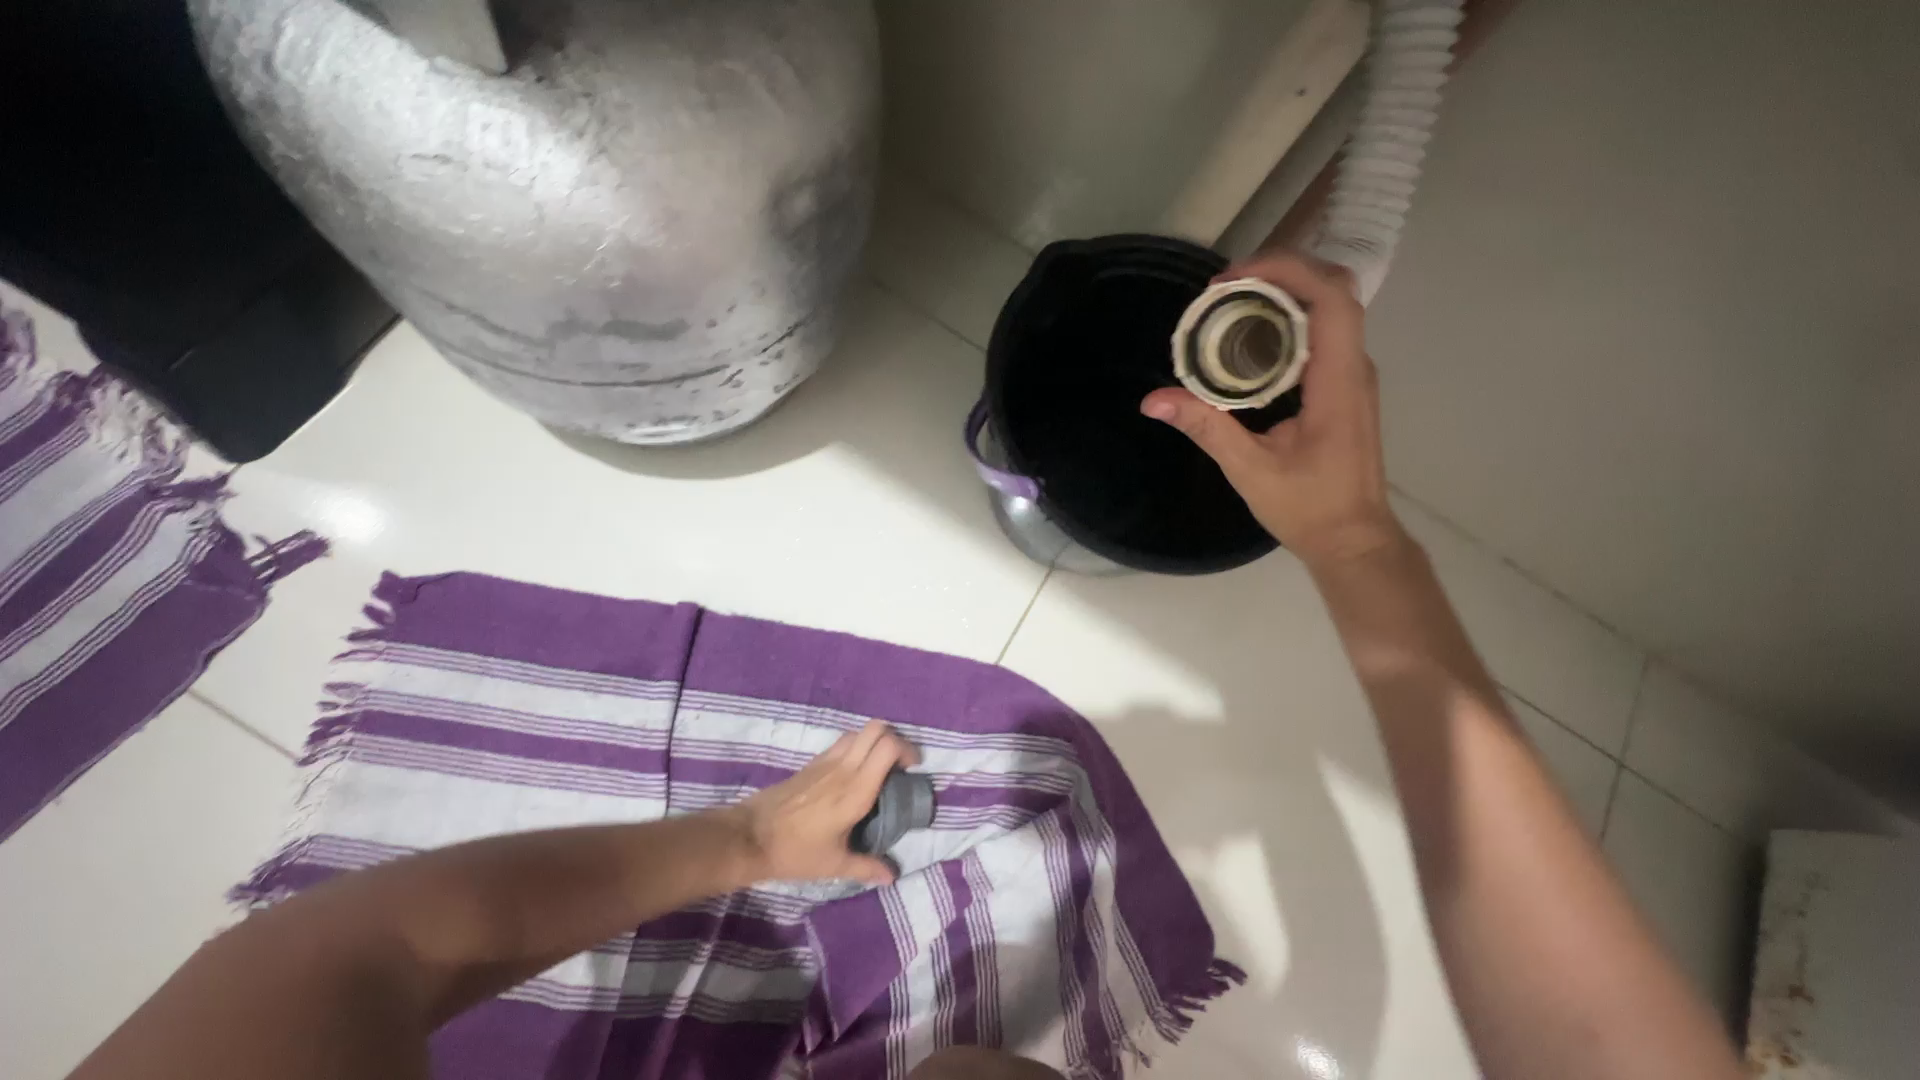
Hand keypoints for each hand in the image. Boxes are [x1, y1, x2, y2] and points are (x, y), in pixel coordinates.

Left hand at [728, 719, 922, 885]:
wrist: (750, 837)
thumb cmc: (796, 852)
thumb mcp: (834, 865)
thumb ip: (866, 867)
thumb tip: (891, 875)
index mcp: (855, 790)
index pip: (887, 747)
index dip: (906, 750)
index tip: (912, 769)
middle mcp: (844, 768)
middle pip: (877, 728)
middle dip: (895, 740)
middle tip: (900, 764)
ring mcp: (826, 761)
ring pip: (859, 732)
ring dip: (875, 742)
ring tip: (879, 767)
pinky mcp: (812, 763)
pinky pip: (843, 743)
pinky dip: (857, 748)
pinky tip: (854, 773)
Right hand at [1141, 251, 1404, 567]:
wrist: (1353, 540)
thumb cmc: (1309, 508)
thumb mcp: (1249, 469)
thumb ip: (1205, 427)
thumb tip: (1154, 400)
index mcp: (1338, 380)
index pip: (1329, 298)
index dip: (1284, 271)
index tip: (1231, 279)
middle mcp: (1353, 367)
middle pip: (1332, 289)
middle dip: (1279, 273)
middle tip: (1223, 288)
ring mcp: (1352, 375)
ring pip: (1328, 308)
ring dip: (1281, 294)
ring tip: (1227, 306)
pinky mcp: (1343, 386)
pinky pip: (1320, 334)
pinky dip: (1285, 321)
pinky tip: (1245, 341)